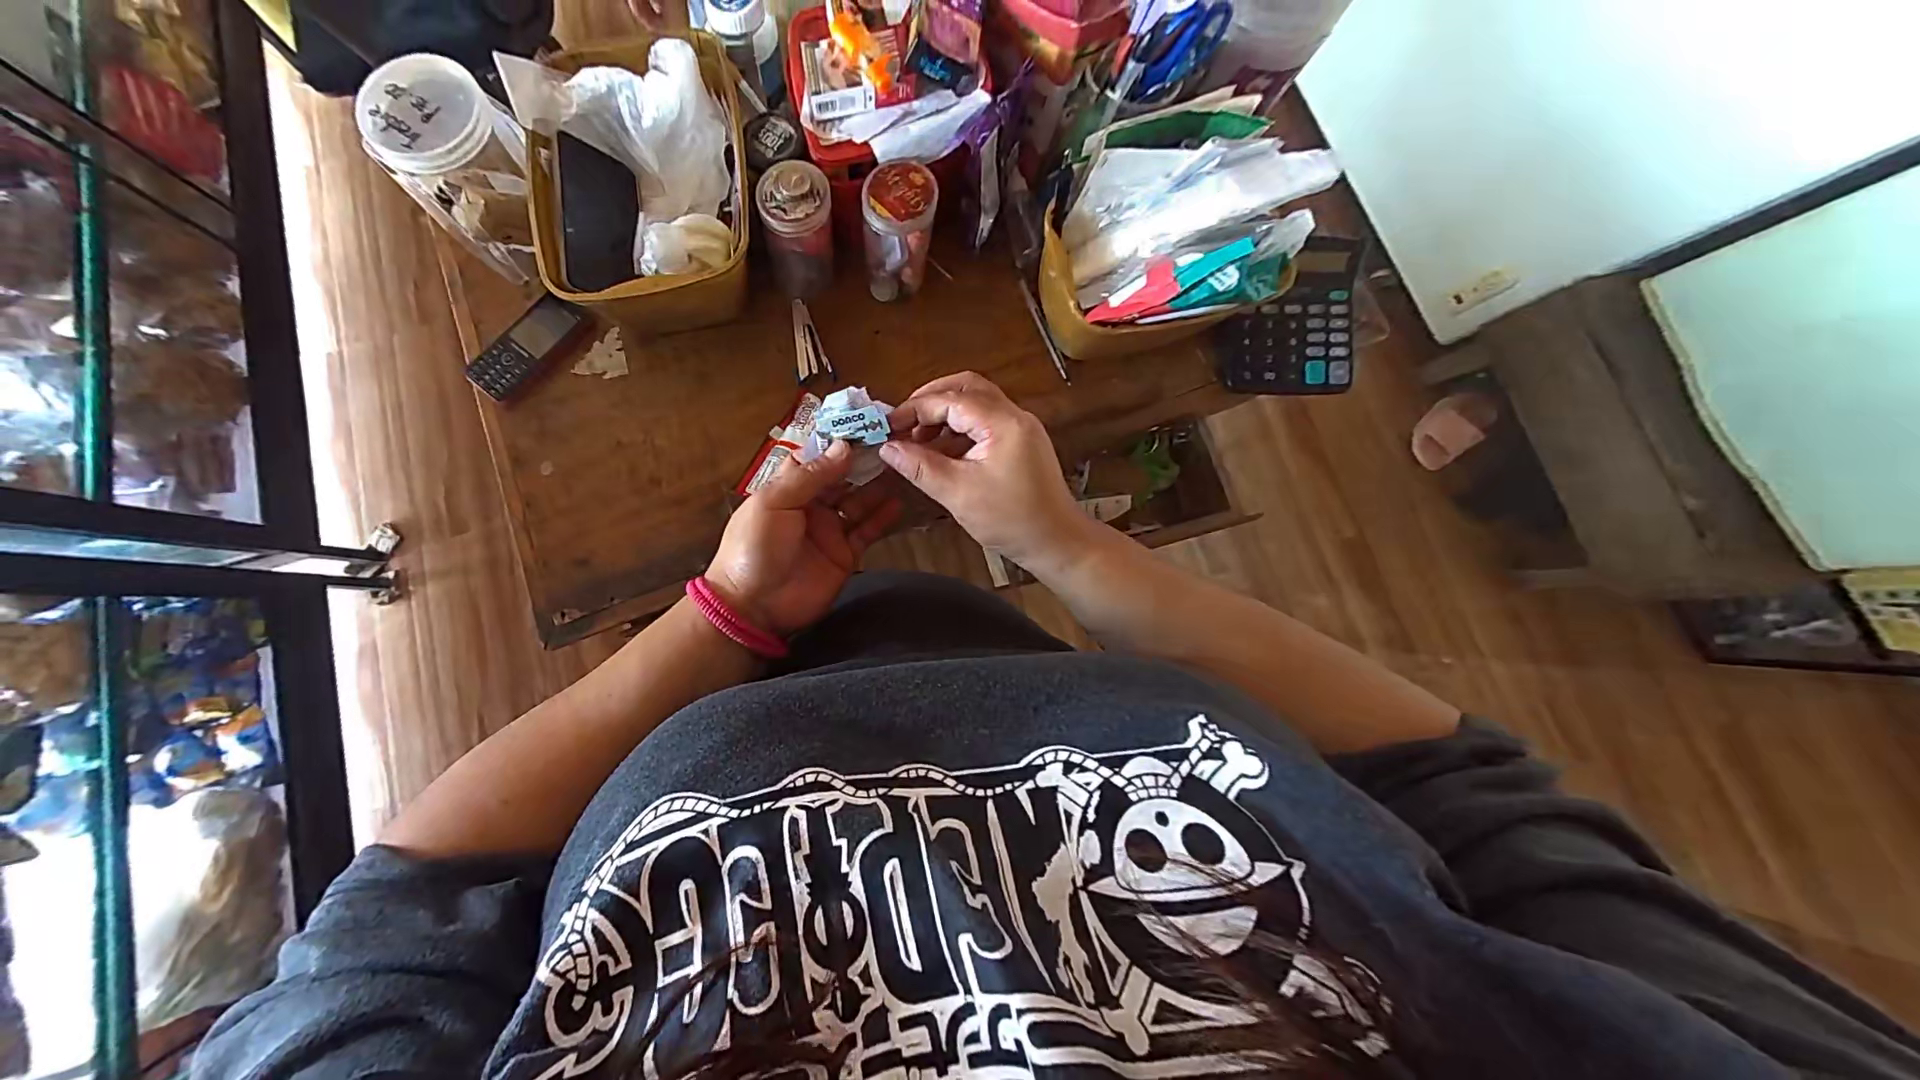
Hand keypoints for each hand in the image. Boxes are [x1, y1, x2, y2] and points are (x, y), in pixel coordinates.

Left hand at [705, 441, 901, 637]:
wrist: (754, 607)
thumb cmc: (753, 549)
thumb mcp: (773, 503)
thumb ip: (810, 475)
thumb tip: (845, 446)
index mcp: (790, 488)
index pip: (820, 457)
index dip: (842, 442)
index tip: (869, 425)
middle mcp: (812, 505)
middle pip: (845, 478)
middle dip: (866, 461)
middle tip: (895, 443)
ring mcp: (830, 530)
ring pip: (861, 501)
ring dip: (879, 486)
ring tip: (903, 468)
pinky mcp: (846, 555)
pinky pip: (868, 531)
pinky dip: (883, 517)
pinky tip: (899, 502)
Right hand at [879, 372, 1095, 566]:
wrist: (1057, 542)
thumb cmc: (1013, 520)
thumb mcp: (958, 494)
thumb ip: (921, 467)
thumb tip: (889, 448)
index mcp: (1003, 423)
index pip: (950, 399)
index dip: (915, 409)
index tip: (889, 426)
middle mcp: (1015, 416)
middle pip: (966, 388)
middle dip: (930, 400)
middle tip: (903, 422)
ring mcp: (1020, 429)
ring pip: (976, 403)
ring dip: (945, 415)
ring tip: (918, 441)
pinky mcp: (1021, 443)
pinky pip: (985, 423)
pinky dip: (960, 430)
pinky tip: (940, 452)